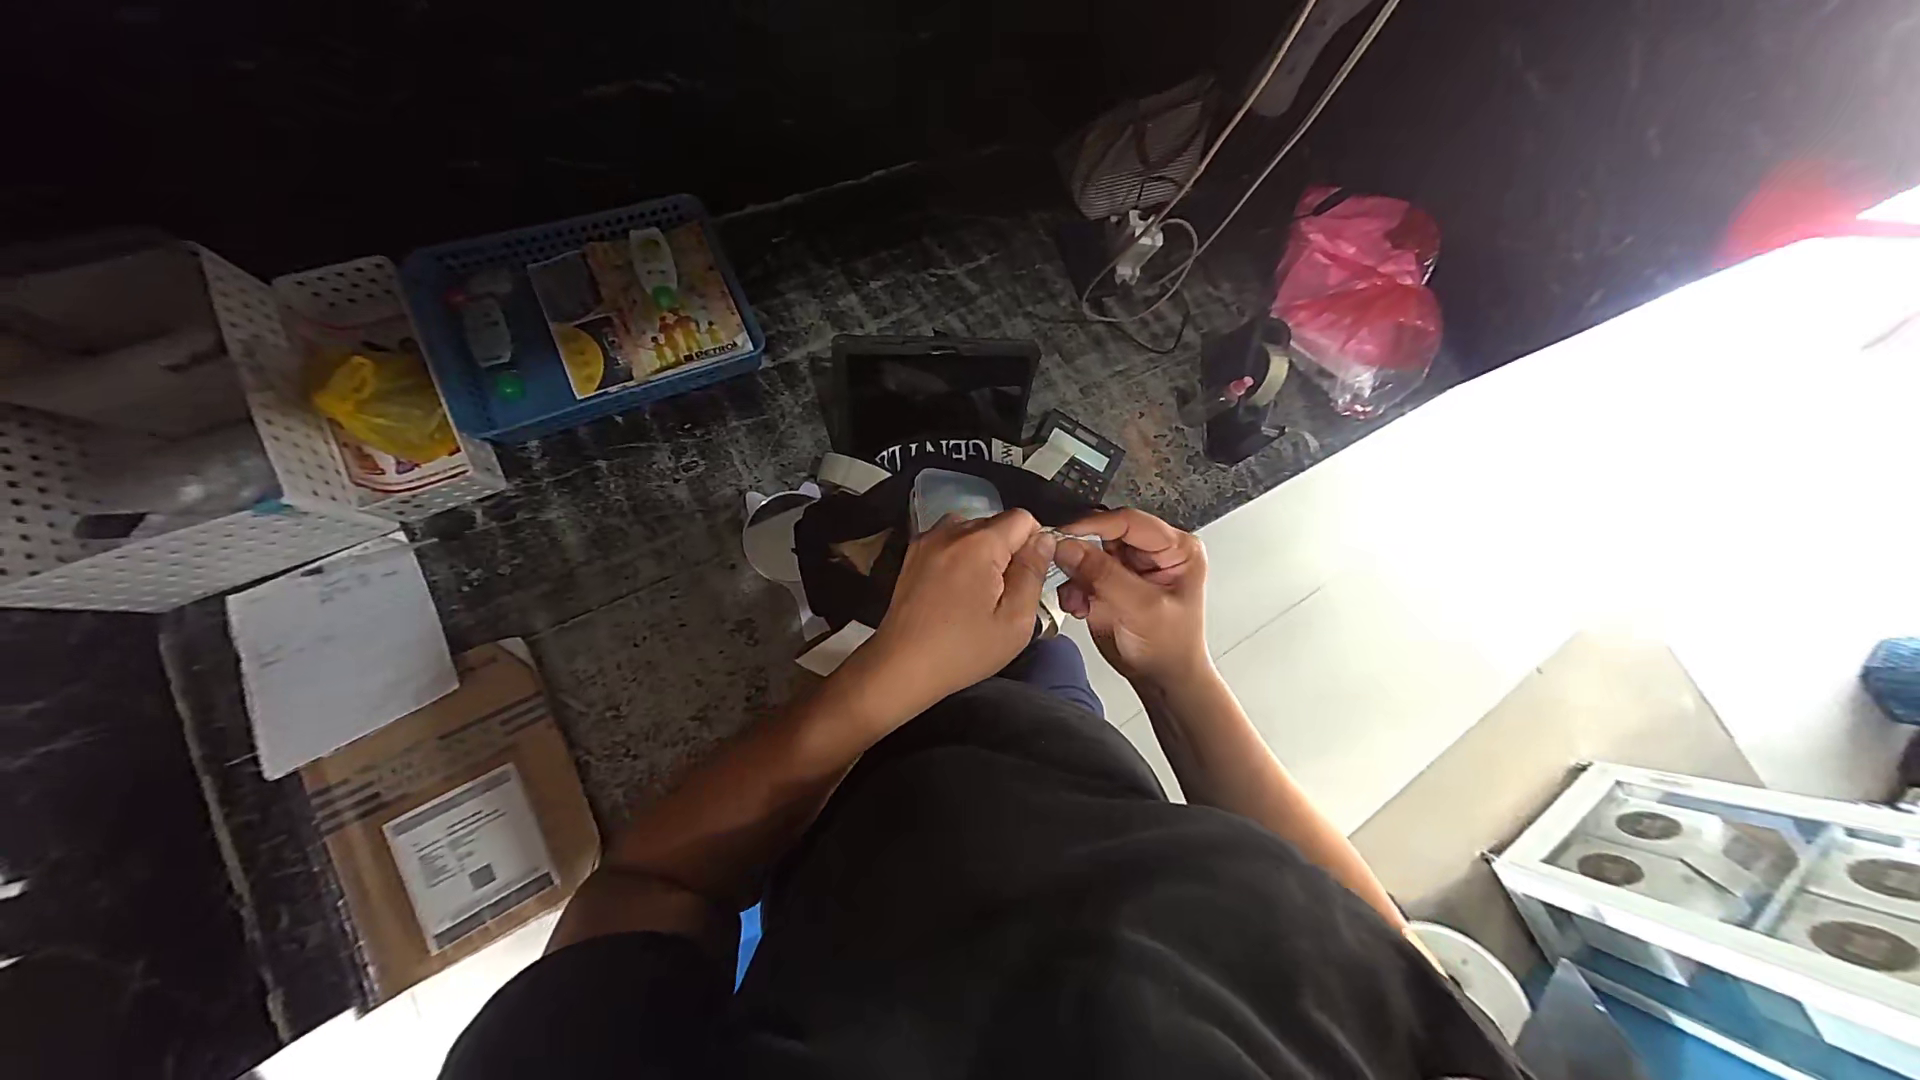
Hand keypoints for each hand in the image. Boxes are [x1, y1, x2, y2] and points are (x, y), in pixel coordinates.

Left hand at [850, 509, 1054, 718]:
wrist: (901, 665)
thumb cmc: (960, 651)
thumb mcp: (1015, 620)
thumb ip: (1033, 573)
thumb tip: (1044, 541)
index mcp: (979, 544)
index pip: (1023, 518)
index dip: (1035, 543)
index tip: (1030, 575)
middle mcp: (950, 532)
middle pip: (996, 523)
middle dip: (1008, 551)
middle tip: (1004, 594)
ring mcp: (927, 541)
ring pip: (973, 532)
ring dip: (984, 554)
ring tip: (979, 594)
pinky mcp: (913, 554)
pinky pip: (950, 542)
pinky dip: (961, 558)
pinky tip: (957, 593)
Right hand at [1055, 508, 1210, 688]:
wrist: (1160, 680)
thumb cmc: (1171, 648)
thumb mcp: (1141, 608)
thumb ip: (1104, 575)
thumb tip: (1070, 546)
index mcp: (1175, 548)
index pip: (1128, 522)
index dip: (1094, 525)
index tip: (1064, 535)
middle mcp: (1151, 552)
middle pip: (1104, 534)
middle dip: (1081, 553)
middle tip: (1063, 565)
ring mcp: (1128, 567)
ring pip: (1086, 552)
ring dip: (1075, 574)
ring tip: (1078, 599)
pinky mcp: (1108, 582)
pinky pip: (1079, 572)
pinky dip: (1072, 588)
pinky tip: (1079, 606)